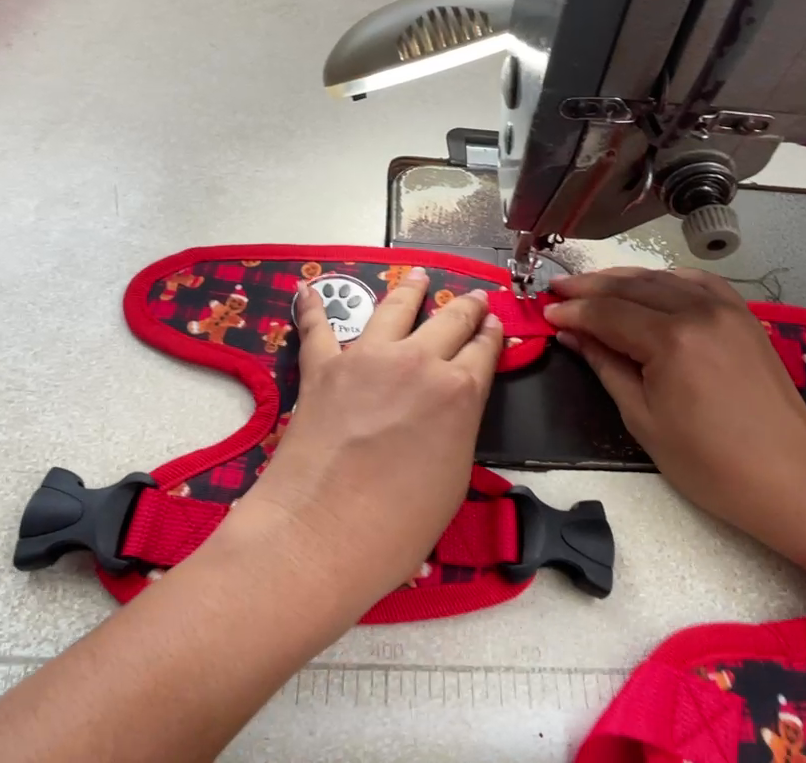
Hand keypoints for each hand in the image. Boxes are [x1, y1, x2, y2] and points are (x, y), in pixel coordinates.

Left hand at [241, 268, 504, 601]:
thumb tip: (446, 415)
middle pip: (449, 321)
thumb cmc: (399, 526)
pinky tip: (310, 290)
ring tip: (419, 274)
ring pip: (394, 308)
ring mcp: (366, 358)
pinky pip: (317, 328)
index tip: (495, 323)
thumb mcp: (453, 478)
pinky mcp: (322, 367)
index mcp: (459, 391)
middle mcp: (417, 362)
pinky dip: (313, 307)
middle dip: (467, 306)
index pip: (483, 351)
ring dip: (410, 288)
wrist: (322, 532)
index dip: (492, 335)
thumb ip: (456, 430)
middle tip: (475, 298)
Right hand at [543, 267, 805, 551]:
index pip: (607, 312)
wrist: (790, 478)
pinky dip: (666, 280)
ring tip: (592, 285)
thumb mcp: (643, 419)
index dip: (573, 311)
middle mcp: (698, 311)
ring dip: (624, 279)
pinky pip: (697, 283)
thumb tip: (572, 335)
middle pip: (632, 287)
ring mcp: (726, 309)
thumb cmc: (710, 464)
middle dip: (590, 287)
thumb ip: (606, 367)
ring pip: (663, 278)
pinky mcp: (744, 316)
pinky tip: (649, 286)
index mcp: (670, 340)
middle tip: (558, 290)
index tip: (544, 313)